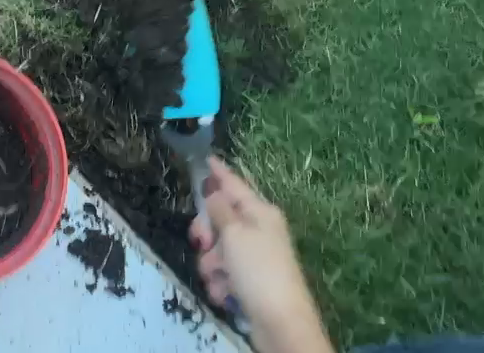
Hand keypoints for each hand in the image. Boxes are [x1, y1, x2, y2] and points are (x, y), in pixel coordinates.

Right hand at [190, 157, 333, 352]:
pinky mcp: (251, 282)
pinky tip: (225, 294)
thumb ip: (218, 209)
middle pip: (221, 217)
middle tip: (200, 242)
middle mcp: (259, 230)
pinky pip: (225, 272)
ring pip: (218, 248)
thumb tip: (213, 191)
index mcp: (260, 212)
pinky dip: (220, 282)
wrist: (282, 325)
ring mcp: (255, 257)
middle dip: (206, 231)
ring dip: (211, 262)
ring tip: (217, 277)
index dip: (219, 172)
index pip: (234, 184)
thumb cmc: (259, 271)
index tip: (207, 158)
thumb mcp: (234, 233)